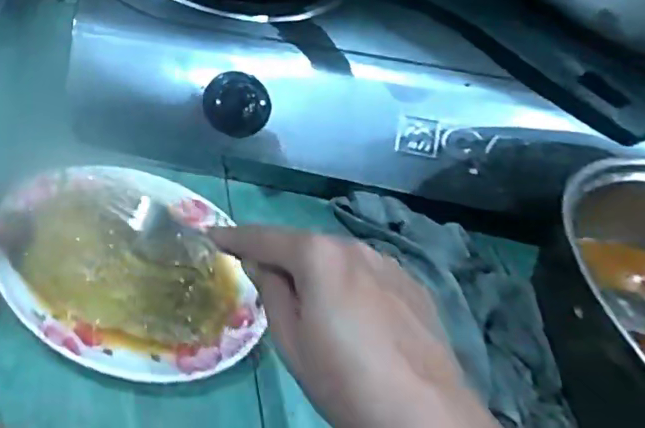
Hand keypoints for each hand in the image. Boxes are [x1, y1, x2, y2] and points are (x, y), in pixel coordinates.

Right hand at [207, 226, 496, 427]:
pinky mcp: (415, 288)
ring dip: (320, 272)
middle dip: (282, 259)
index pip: (262, 237)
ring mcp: (387, 264)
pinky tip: (356, 316)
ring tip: (314, 303)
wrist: (433, 425)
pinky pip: (368, 276)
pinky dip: (352, 285)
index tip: (212, 236)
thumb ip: (271, 292)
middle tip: (264, 280)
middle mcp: (351, 245)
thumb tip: (263, 266)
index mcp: (316, 254)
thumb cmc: (349, 383)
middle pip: (303, 245)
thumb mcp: (292, 343)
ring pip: (338, 259)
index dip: (233, 237)